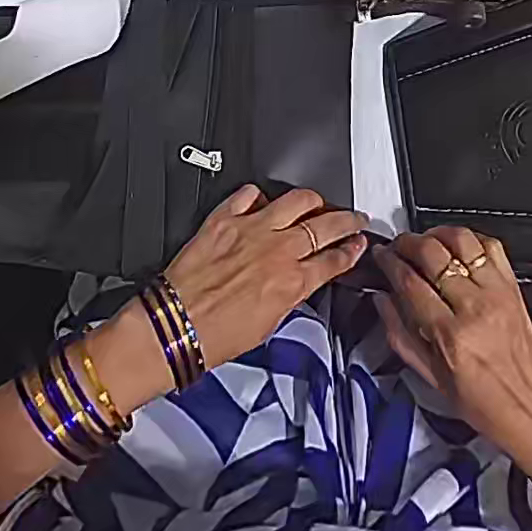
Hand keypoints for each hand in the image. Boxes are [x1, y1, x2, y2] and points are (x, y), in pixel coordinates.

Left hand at [88, 186, 366, 412]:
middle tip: (354, 218)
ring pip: (298, 199)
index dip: (351, 249)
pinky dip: (259, 194)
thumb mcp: (268, 325)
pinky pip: (250, 193)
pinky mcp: (225, 219)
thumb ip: (291, 295)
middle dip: (348, 220)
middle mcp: (277, 251)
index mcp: (291, 282)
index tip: (358, 244)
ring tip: (317, 202)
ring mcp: (252, 229)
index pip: (334, 259)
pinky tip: (262, 199)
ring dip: (313, 200)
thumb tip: (300, 280)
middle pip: (326, 225)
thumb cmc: (215, 336)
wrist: (174, 327)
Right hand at [372, 227, 531, 461]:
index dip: (389, 262)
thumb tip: (382, 301)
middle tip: (398, 247)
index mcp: (451, 336)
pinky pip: (490, 245)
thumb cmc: (483, 401)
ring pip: (461, 240)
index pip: (410, 282)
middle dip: (406, 243)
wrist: (528, 408)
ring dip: (435, 234)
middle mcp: (475, 309)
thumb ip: (400, 334)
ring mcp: (496, 293)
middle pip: (432, 253)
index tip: (382, 257)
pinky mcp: (512, 286)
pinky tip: (457, 246)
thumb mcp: (430, 377)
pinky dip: (469, 239)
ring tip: (425, 241)